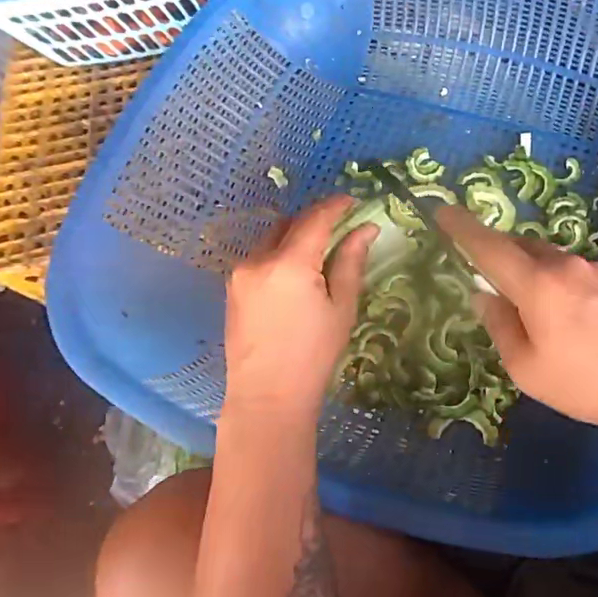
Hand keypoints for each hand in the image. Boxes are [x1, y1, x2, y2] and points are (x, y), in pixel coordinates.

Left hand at [224, 195, 376, 419]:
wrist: (267, 396)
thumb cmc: (313, 356)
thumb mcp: (341, 308)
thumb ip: (350, 262)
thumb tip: (365, 229)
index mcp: (290, 263)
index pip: (315, 219)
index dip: (336, 205)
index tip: (353, 200)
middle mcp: (259, 259)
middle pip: (289, 223)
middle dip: (314, 219)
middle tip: (340, 226)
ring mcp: (240, 273)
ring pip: (271, 239)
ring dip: (295, 236)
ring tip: (318, 252)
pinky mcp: (232, 288)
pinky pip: (259, 257)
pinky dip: (279, 254)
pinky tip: (295, 274)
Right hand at [435, 205, 597, 431]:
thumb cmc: (585, 382)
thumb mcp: (527, 368)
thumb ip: (500, 325)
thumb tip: (485, 296)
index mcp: (537, 284)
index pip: (489, 246)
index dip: (461, 228)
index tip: (440, 211)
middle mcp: (563, 265)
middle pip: (517, 246)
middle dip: (494, 252)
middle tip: (480, 276)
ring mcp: (592, 268)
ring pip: (544, 256)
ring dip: (524, 268)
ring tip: (522, 305)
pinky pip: (567, 269)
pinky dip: (549, 279)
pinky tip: (556, 312)